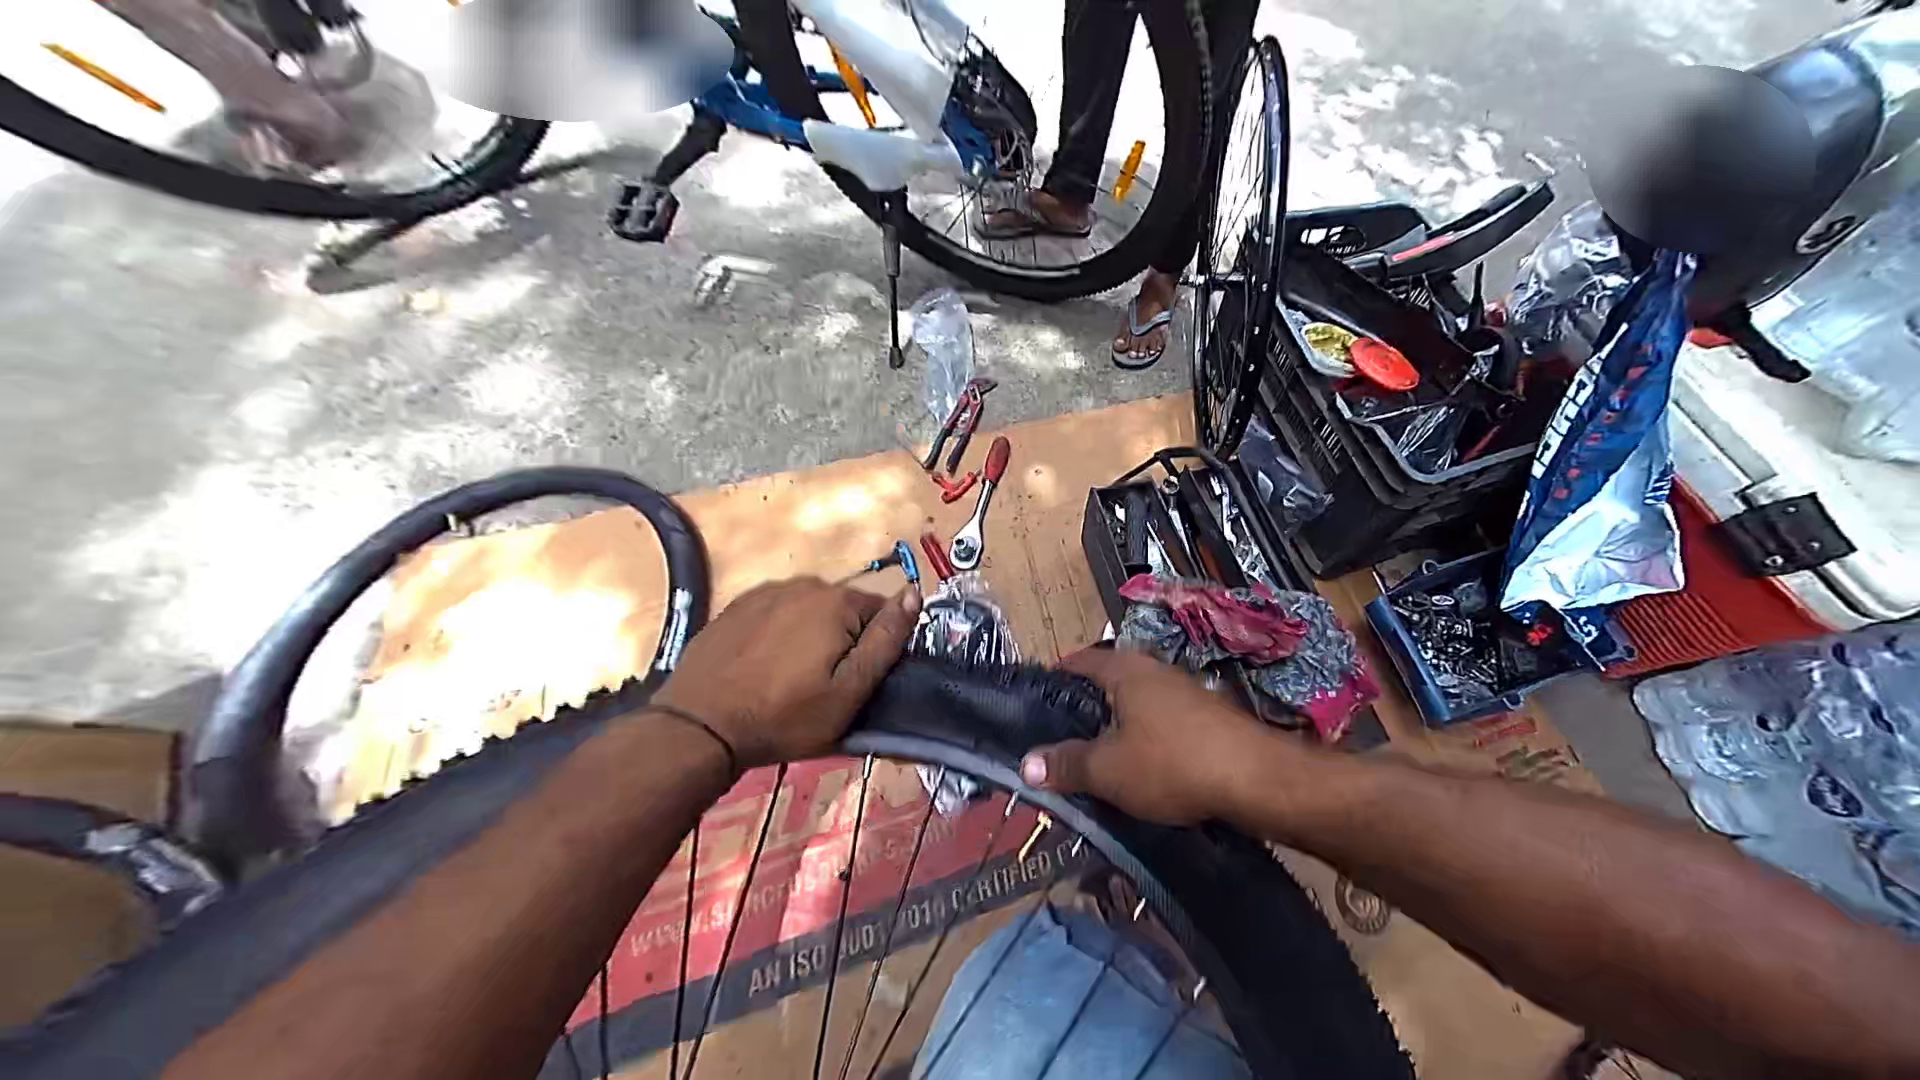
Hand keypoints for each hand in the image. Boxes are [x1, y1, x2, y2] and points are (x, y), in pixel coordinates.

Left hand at [653, 578, 920, 768]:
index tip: (858, 681)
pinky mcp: (736, 606)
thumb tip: (914, 593)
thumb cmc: (784, 716)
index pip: (881, 612)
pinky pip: (775, 613)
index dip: (876, 647)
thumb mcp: (849, 691)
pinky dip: (778, 633)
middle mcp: (804, 584)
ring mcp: (765, 591)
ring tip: (791, 677)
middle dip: (843, 639)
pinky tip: (763, 664)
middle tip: (824, 685)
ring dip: (810, 635)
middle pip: (843, 609)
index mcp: (837, 601)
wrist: (699, 726)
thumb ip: (886, 640)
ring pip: (808, 610)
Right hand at [1019, 647, 1284, 824]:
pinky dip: (1143, 734)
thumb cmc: (1173, 764)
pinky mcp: (1206, 715)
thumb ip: (1066, 764)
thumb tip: (1025, 764)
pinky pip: (1160, 718)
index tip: (1037, 702)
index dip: (1055, 679)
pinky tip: (1140, 762)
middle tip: (1060, 734)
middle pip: (1107, 679)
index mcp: (1124, 669)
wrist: (1258, 779)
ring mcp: (1183, 690)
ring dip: (1116, 722)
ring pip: (1135, 700)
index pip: (1078, 661)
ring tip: (1095, 752)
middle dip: (1084, 705)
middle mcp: (1153, 669)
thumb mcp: (1109, 770)